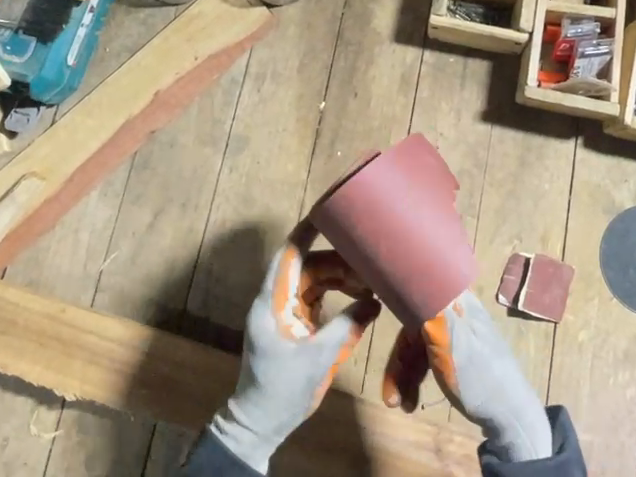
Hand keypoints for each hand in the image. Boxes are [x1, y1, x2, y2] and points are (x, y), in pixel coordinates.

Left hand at [208, 226, 380, 472]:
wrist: (262, 423)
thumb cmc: (282, 388)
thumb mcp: (317, 358)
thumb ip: (346, 327)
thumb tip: (374, 301)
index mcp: (272, 301)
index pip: (288, 254)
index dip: (307, 231)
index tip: (329, 211)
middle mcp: (278, 300)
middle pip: (310, 266)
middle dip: (340, 261)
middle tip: (370, 262)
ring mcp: (287, 311)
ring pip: (317, 281)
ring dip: (342, 278)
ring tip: (370, 280)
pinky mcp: (296, 324)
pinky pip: (320, 298)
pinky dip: (340, 295)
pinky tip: (363, 298)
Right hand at [381, 290, 553, 462]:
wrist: (512, 414)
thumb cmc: (479, 378)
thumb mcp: (453, 344)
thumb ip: (434, 311)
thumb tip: (416, 273)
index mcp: (458, 303)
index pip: (416, 300)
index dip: (398, 319)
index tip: (381, 337)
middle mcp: (458, 313)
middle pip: (415, 329)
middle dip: (400, 363)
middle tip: (390, 398)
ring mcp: (460, 335)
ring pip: (420, 348)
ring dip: (405, 376)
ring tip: (397, 405)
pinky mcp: (461, 355)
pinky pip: (429, 360)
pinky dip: (416, 379)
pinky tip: (410, 401)